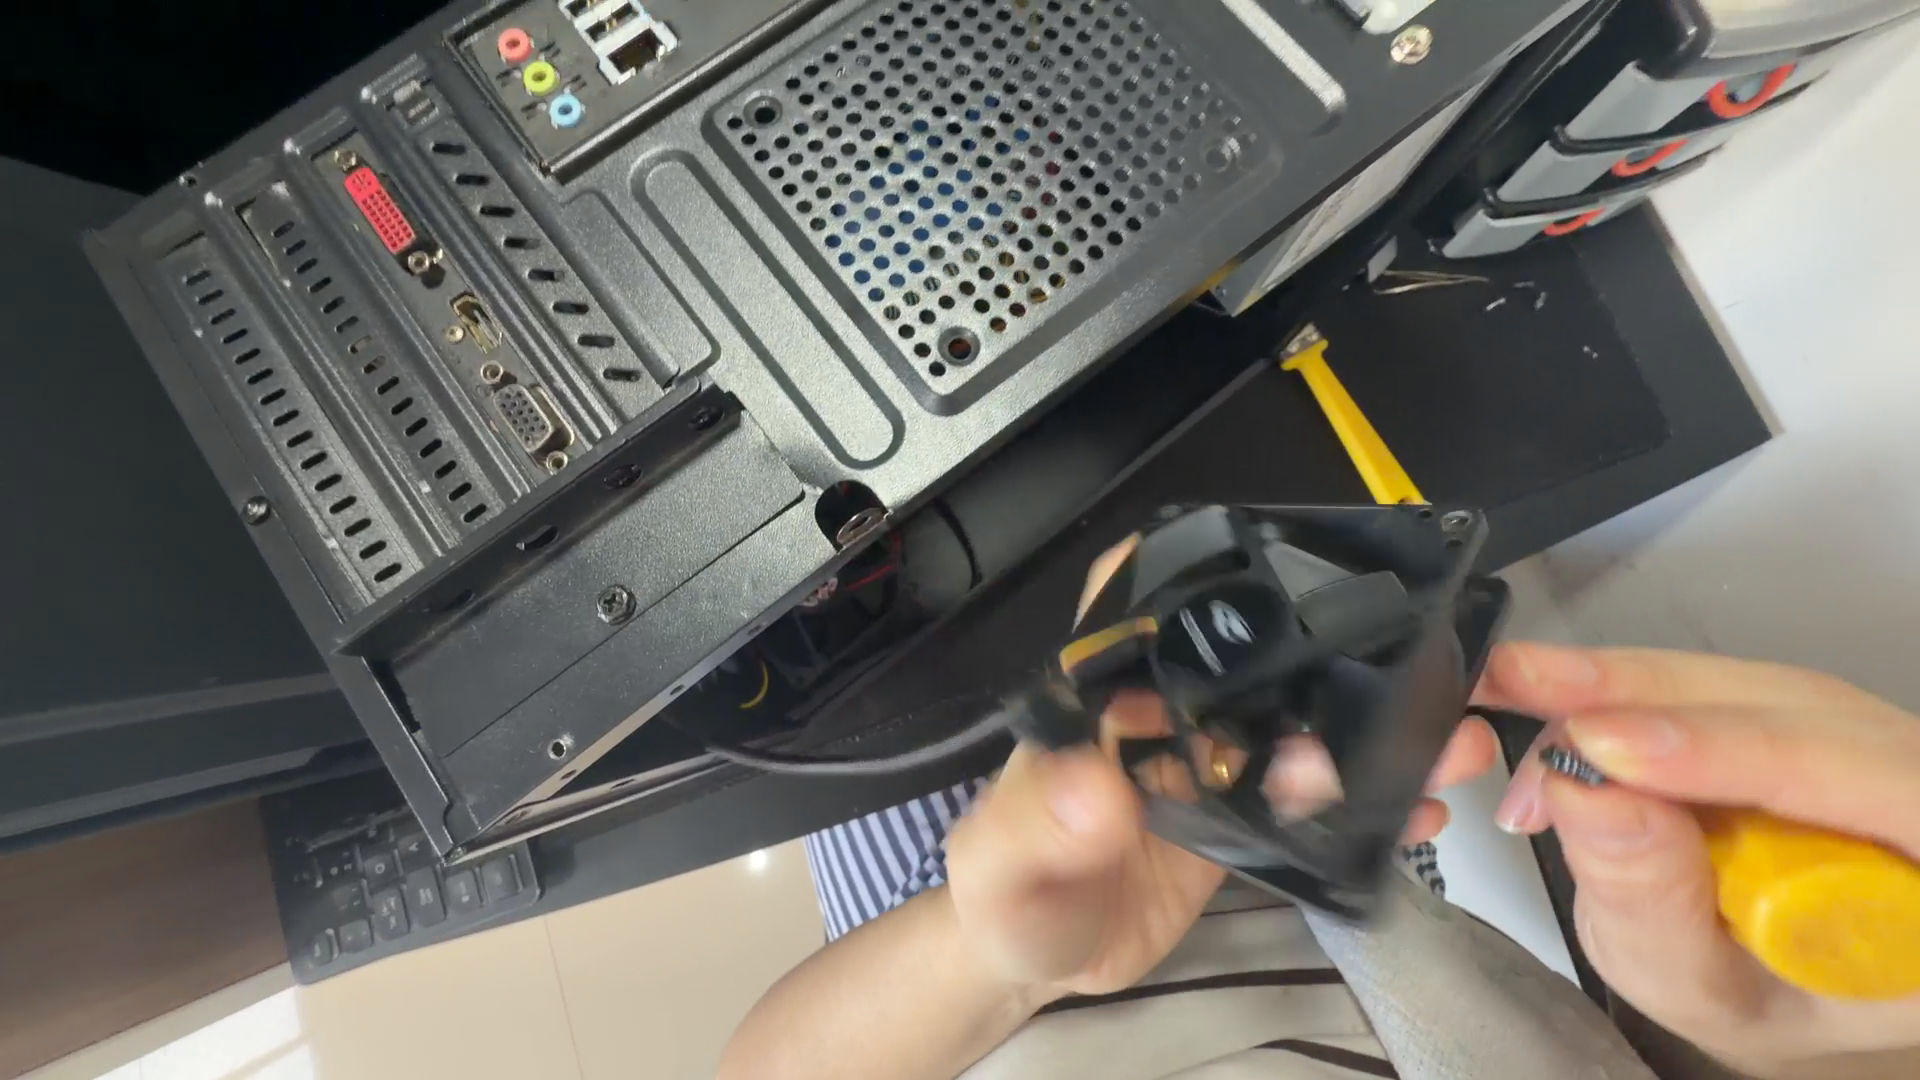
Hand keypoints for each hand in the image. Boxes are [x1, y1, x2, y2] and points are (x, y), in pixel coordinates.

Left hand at [944, 540, 1498, 1002]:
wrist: (1042, 967)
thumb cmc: (1005, 900)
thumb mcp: (1004, 862)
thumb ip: (1036, 822)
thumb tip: (1094, 781)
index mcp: (1092, 702)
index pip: (1127, 610)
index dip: (1179, 565)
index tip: (1267, 550)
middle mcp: (1149, 719)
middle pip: (1230, 662)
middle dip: (1316, 650)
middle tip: (1413, 658)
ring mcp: (1196, 769)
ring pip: (1280, 726)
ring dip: (1358, 724)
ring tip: (1445, 734)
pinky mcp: (1230, 823)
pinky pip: (1299, 801)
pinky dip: (1358, 801)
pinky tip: (1418, 808)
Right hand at [1482, 644, 1919, 1079]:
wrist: (1761, 980)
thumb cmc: (1753, 1000)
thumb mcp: (1692, 984)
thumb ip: (1649, 901)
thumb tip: (1584, 792)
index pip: (1878, 783)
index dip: (1737, 751)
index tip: (1602, 749)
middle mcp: (1910, 782)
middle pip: (1784, 702)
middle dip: (1632, 691)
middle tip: (1516, 680)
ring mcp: (1844, 741)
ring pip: (1722, 683)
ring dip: (1597, 692)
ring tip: (1513, 706)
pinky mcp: (1771, 717)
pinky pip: (1685, 684)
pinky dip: (1596, 696)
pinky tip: (1545, 722)